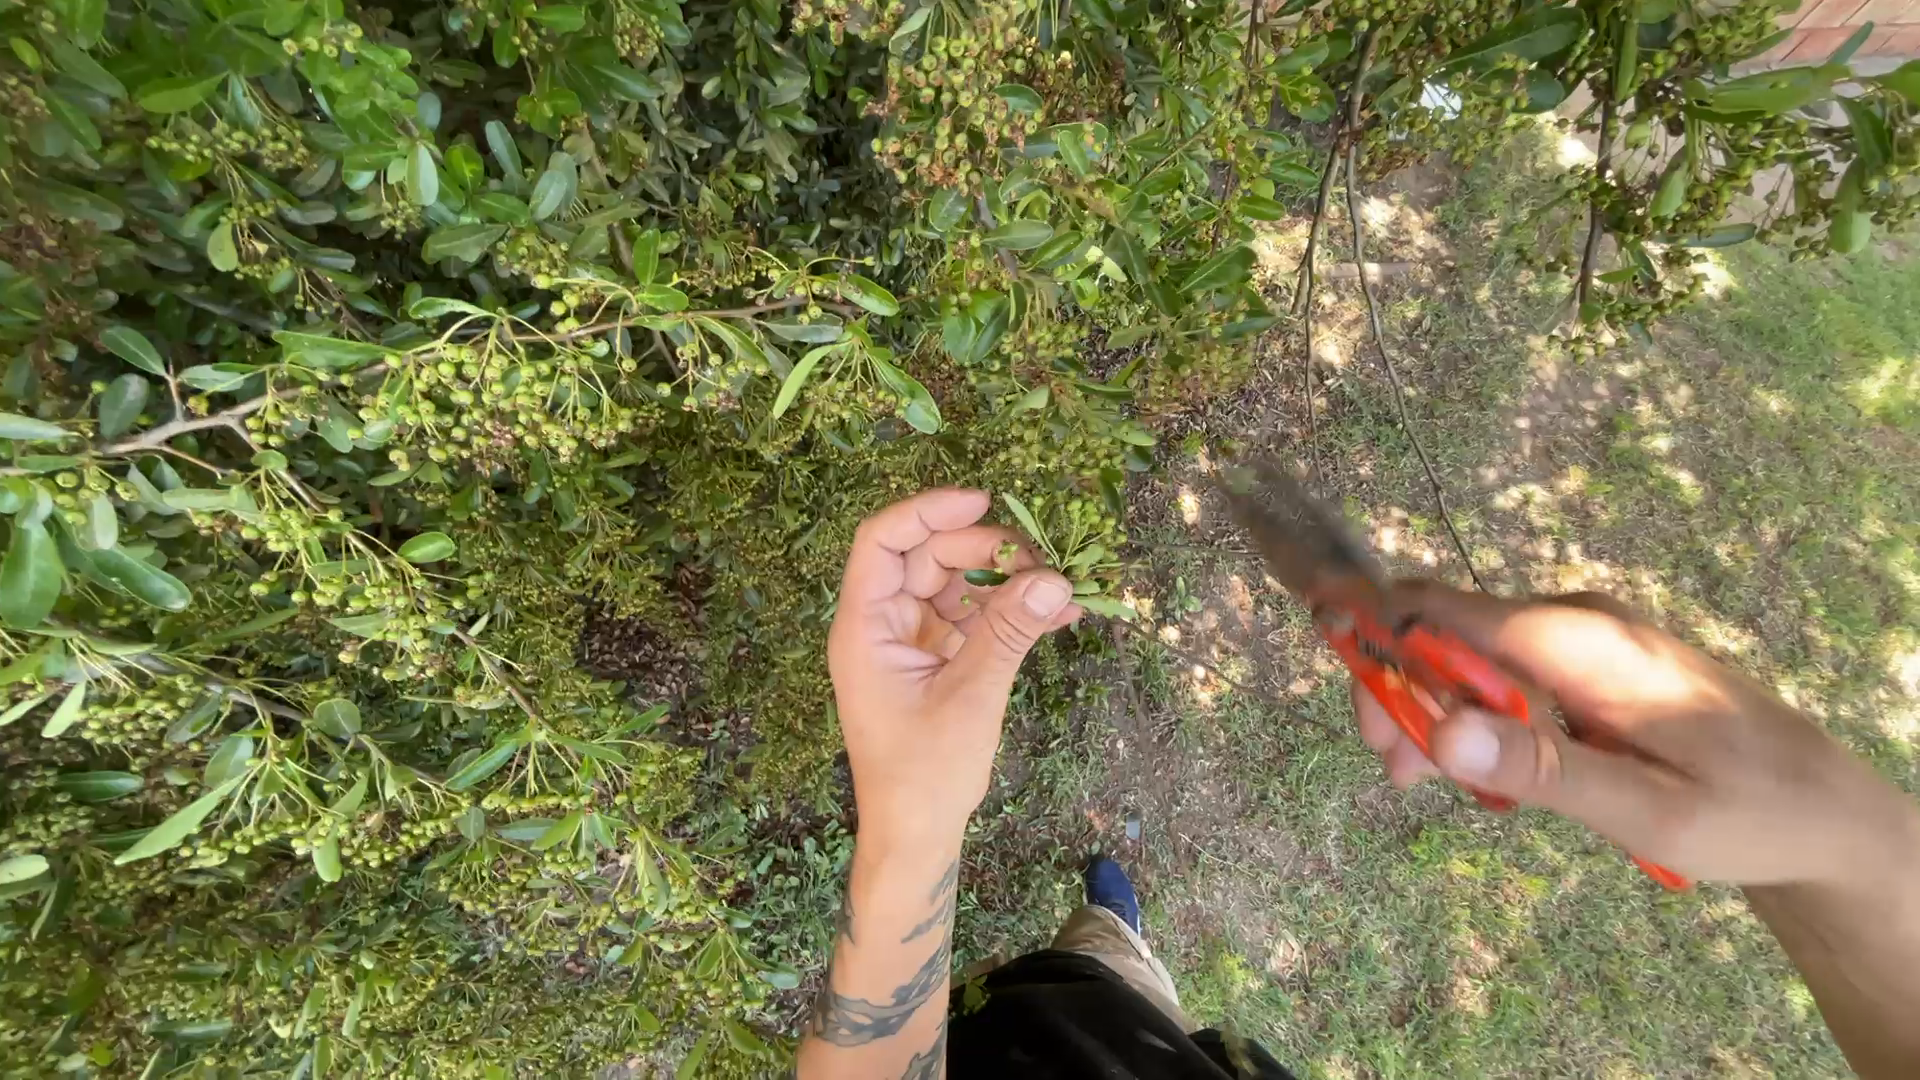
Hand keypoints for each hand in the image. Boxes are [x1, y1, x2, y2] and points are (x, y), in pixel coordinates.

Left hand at [828, 489, 1080, 849]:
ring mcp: (912, 638)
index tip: (982, 502)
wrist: (917, 832)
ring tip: (1059, 588)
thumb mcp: (970, 697)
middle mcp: (883, 623)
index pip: (881, 541)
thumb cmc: (924, 773)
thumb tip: (1055, 579)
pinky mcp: (939, 656)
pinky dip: (1009, 613)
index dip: (927, 511)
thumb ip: (1008, 634)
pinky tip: (1057, 614)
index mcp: (865, 627)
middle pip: (928, 557)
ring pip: (956, 583)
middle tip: (1041, 564)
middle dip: (985, 551)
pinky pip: (974, 617)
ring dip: (1006, 580)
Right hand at [1353, 582, 1919, 886]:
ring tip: (1422, 778)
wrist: (1838, 813)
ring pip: (1458, 657)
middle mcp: (1565, 621)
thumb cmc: (1755, 814)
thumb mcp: (1652, 812)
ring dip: (1426, 709)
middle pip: (1439, 633)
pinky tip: (1475, 764)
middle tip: (1389, 762)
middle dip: (1397, 690)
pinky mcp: (1571, 661)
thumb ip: (1544, 770)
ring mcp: (1569, 638)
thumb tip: (1438, 734)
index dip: (1372, 616)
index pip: (1443, 607)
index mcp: (1579, 640)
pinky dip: (1463, 714)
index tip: (1322, 633)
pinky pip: (1490, 674)